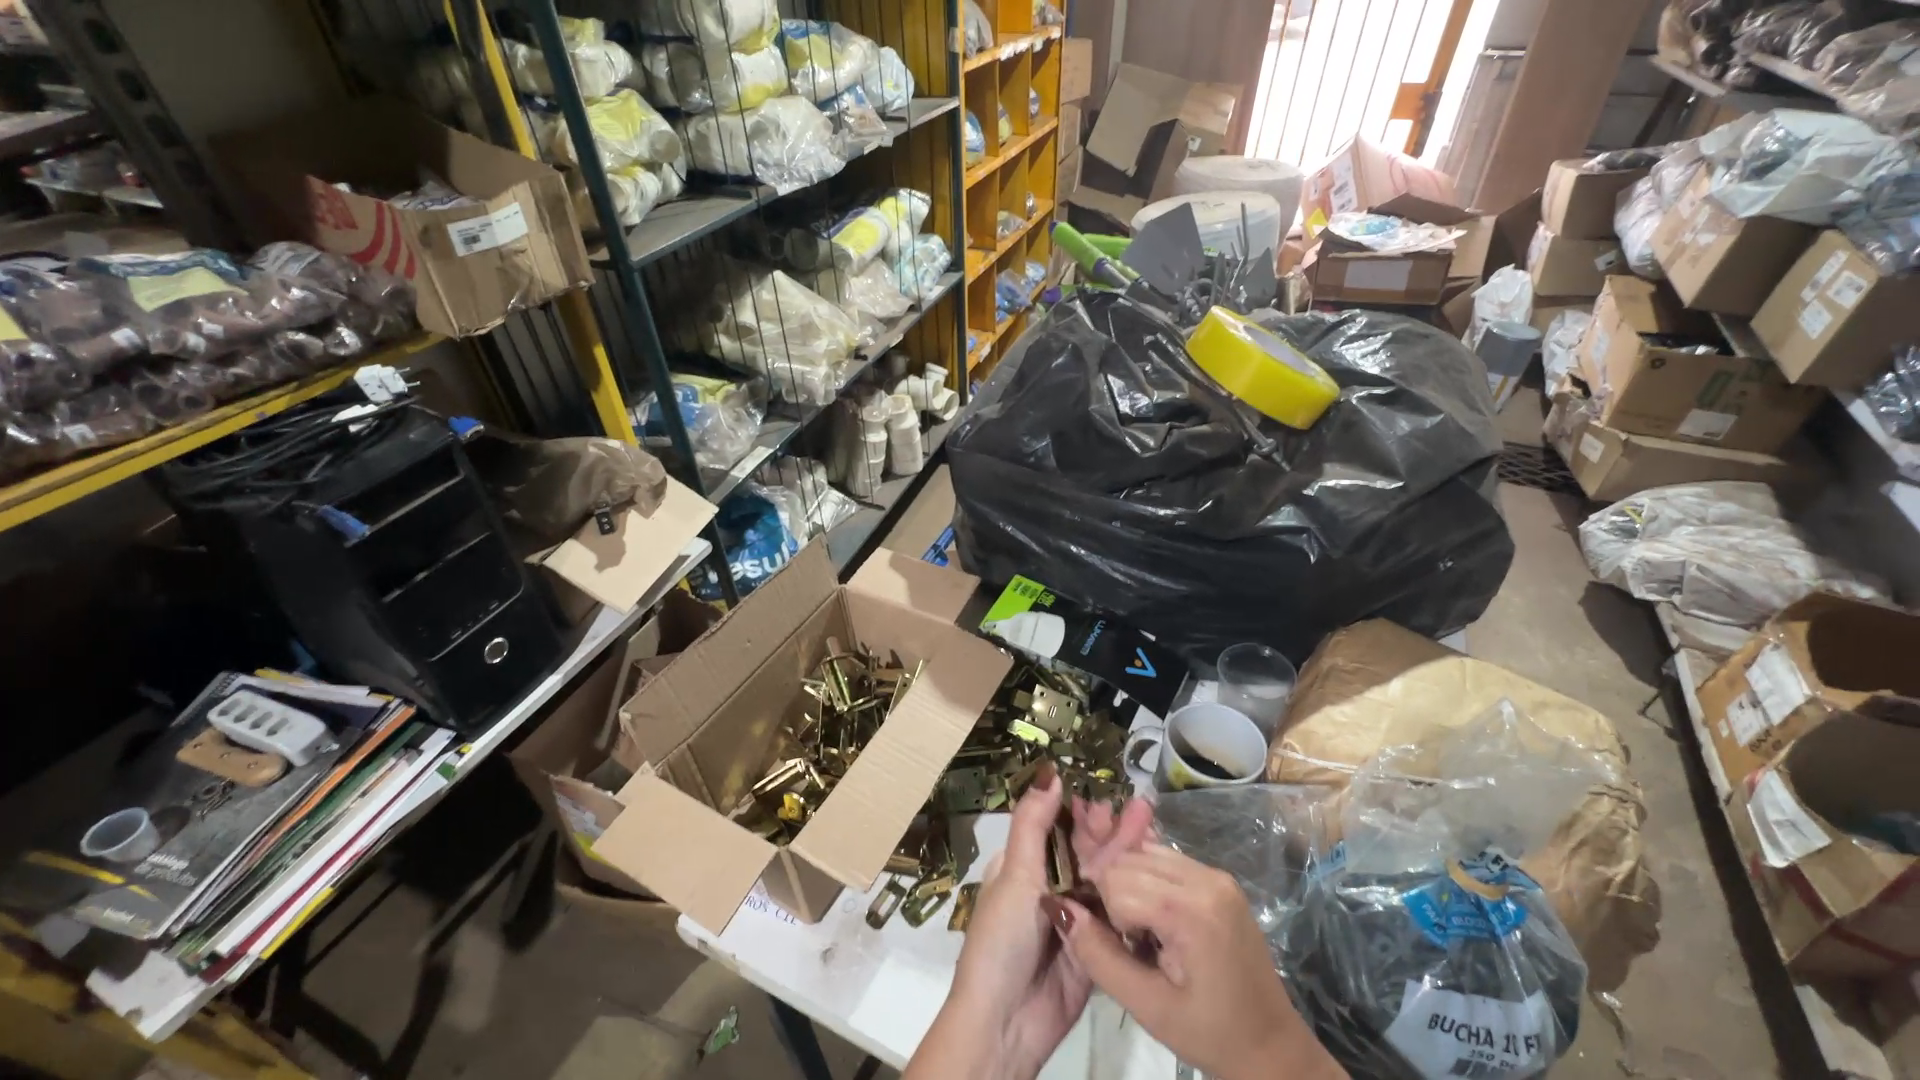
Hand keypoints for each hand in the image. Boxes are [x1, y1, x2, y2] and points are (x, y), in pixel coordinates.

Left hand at [906, 766, 1153, 1079]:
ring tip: (1154, 828)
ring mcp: (1075, 917)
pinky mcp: (1096, 946)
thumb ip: (1032, 826)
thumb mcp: (1015, 876)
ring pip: (1106, 879)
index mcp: (1023, 867)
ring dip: (1128, 856)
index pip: (1057, 829)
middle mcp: (1050, 887)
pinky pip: (1117, 915)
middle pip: (1086, 852)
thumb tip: (1049, 773)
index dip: (1082, 812)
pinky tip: (1158, 875)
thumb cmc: (1003, 941)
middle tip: (1143, 807)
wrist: (1006, 1022)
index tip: (1108, 795)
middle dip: (1112, 830)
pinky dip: (1136, 895)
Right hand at [1049, 845, 1347, 1079]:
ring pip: (1143, 854)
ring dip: (1131, 885)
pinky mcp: (1220, 879)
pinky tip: (1159, 921)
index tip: (1119, 947)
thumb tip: (1058, 907)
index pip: (1115, 880)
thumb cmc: (1209, 1032)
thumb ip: (1098, 954)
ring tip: (1145, 933)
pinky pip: (1165, 860)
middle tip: (1130, 942)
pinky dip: (1149, 882)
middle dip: (1115, 895)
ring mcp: (1216, 874)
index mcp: (1191, 909)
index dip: (1105, 913)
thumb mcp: (1146, 1005)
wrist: (1271, 1046)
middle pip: (1128, 860)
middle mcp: (1207, 877)